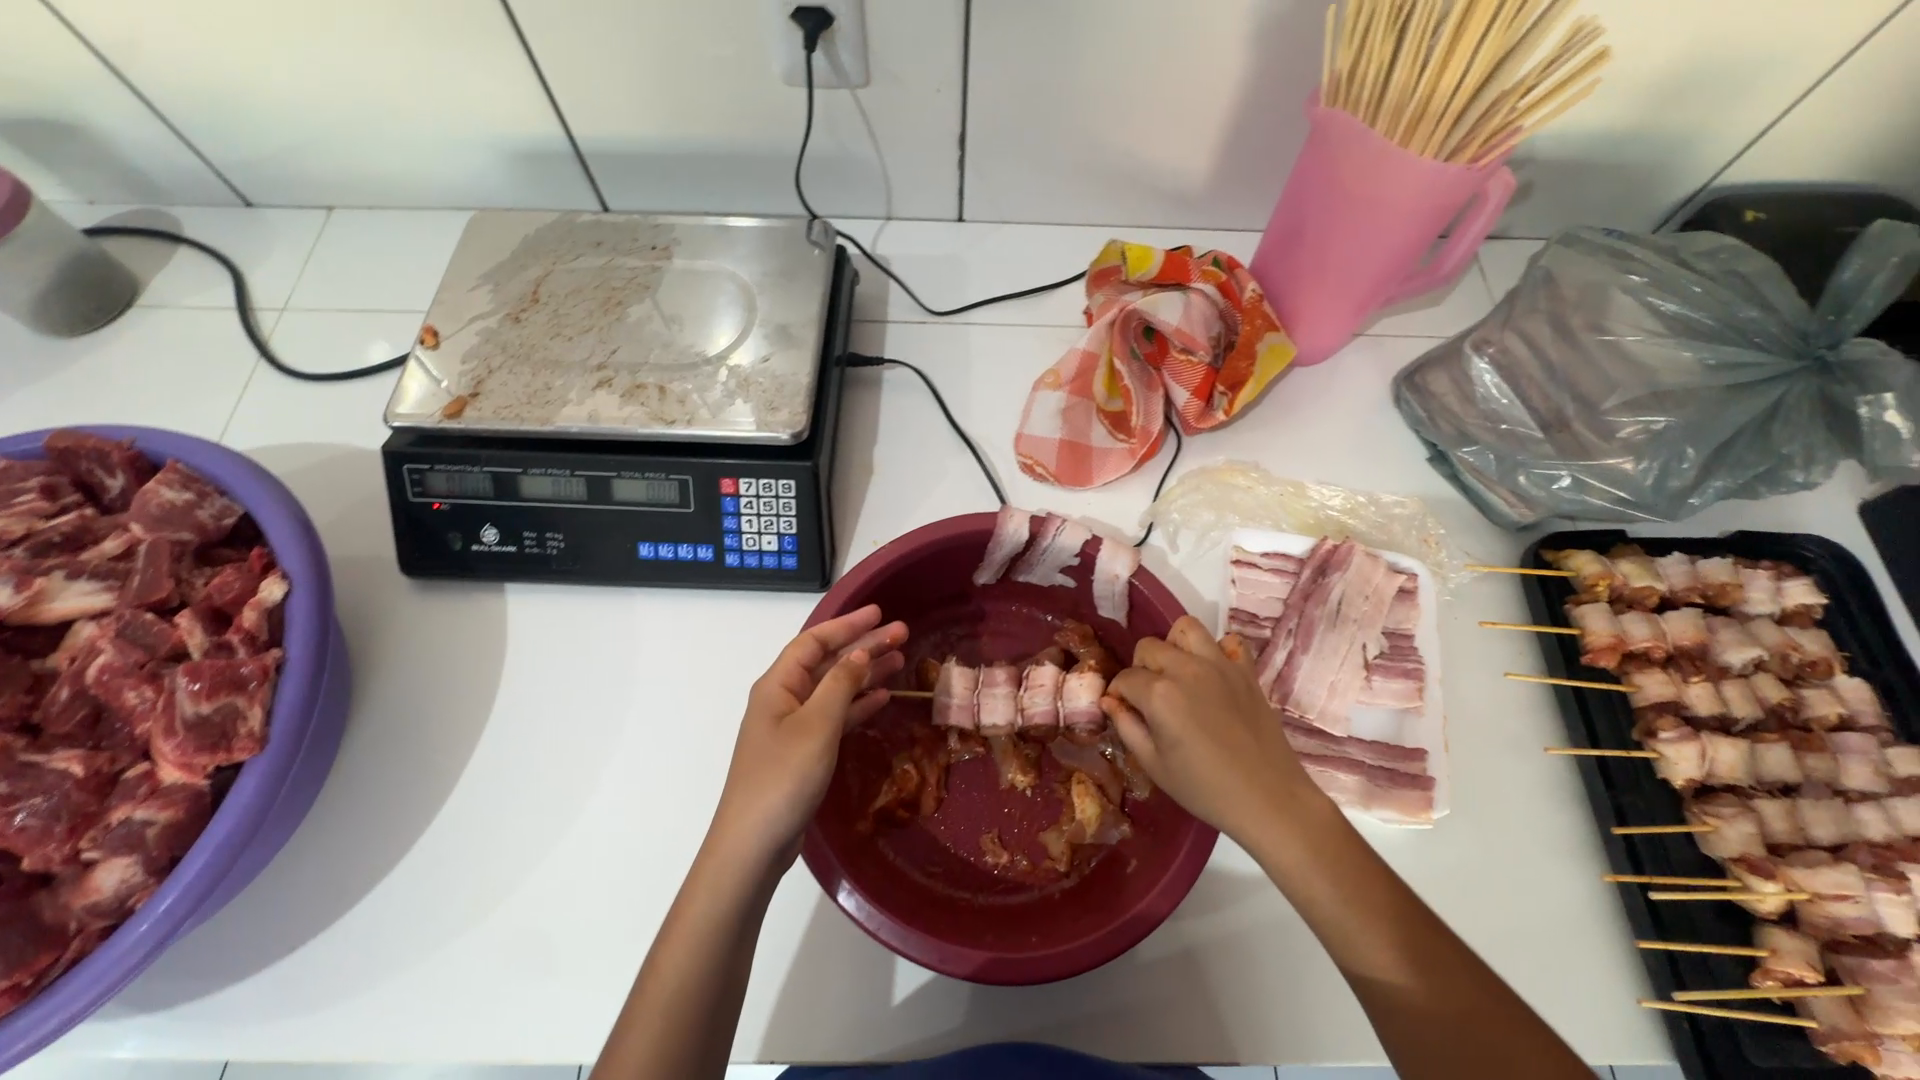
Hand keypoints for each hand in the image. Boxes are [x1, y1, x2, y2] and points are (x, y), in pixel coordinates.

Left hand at [710, 605, 906, 867]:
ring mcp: (792, 727)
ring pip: (834, 688)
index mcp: (777, 685)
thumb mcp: (816, 725)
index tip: (880, 613)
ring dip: (865, 673)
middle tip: (903, 634)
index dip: (847, 625)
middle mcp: (783, 699)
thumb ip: (840, 685)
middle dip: (863, 646)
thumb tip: (860, 653)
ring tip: (900, 660)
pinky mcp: (803, 752)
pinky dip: (857, 705)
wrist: (754, 843)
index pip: (814, 642)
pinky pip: (834, 716)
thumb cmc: (783, 777)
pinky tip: (881, 698)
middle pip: (826, 662)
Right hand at [1102, 616, 1324, 841]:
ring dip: (1175, 647)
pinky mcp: (1246, 671)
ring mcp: (1220, 665)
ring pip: (1186, 629)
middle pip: (1149, 647)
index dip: (1118, 695)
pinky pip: (1230, 641)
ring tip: (1178, 675)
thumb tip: (1110, 702)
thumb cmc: (1204, 789)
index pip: (1125, 679)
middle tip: (1149, 698)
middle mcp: (1187, 669)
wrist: (1268, 798)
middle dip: (1141, 669)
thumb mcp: (1154, 765)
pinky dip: (1218, 650)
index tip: (1123, 711)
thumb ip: (1127, 727)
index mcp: (1159, 694)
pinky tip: (1213, 675)